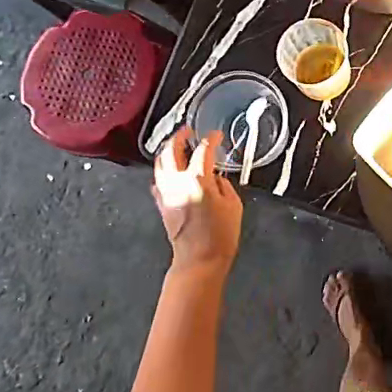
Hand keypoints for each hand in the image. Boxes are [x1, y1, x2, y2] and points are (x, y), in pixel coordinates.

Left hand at [151, 127, 242, 276]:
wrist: (199, 260)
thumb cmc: (220, 235)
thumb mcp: (233, 206)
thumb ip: (223, 185)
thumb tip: (216, 178)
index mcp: (198, 178)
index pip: (204, 148)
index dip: (212, 138)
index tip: (216, 135)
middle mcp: (178, 181)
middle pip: (171, 148)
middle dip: (179, 136)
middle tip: (187, 131)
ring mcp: (166, 192)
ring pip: (160, 162)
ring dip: (167, 150)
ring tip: (176, 147)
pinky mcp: (162, 204)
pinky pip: (157, 182)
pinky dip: (162, 172)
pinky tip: (169, 173)